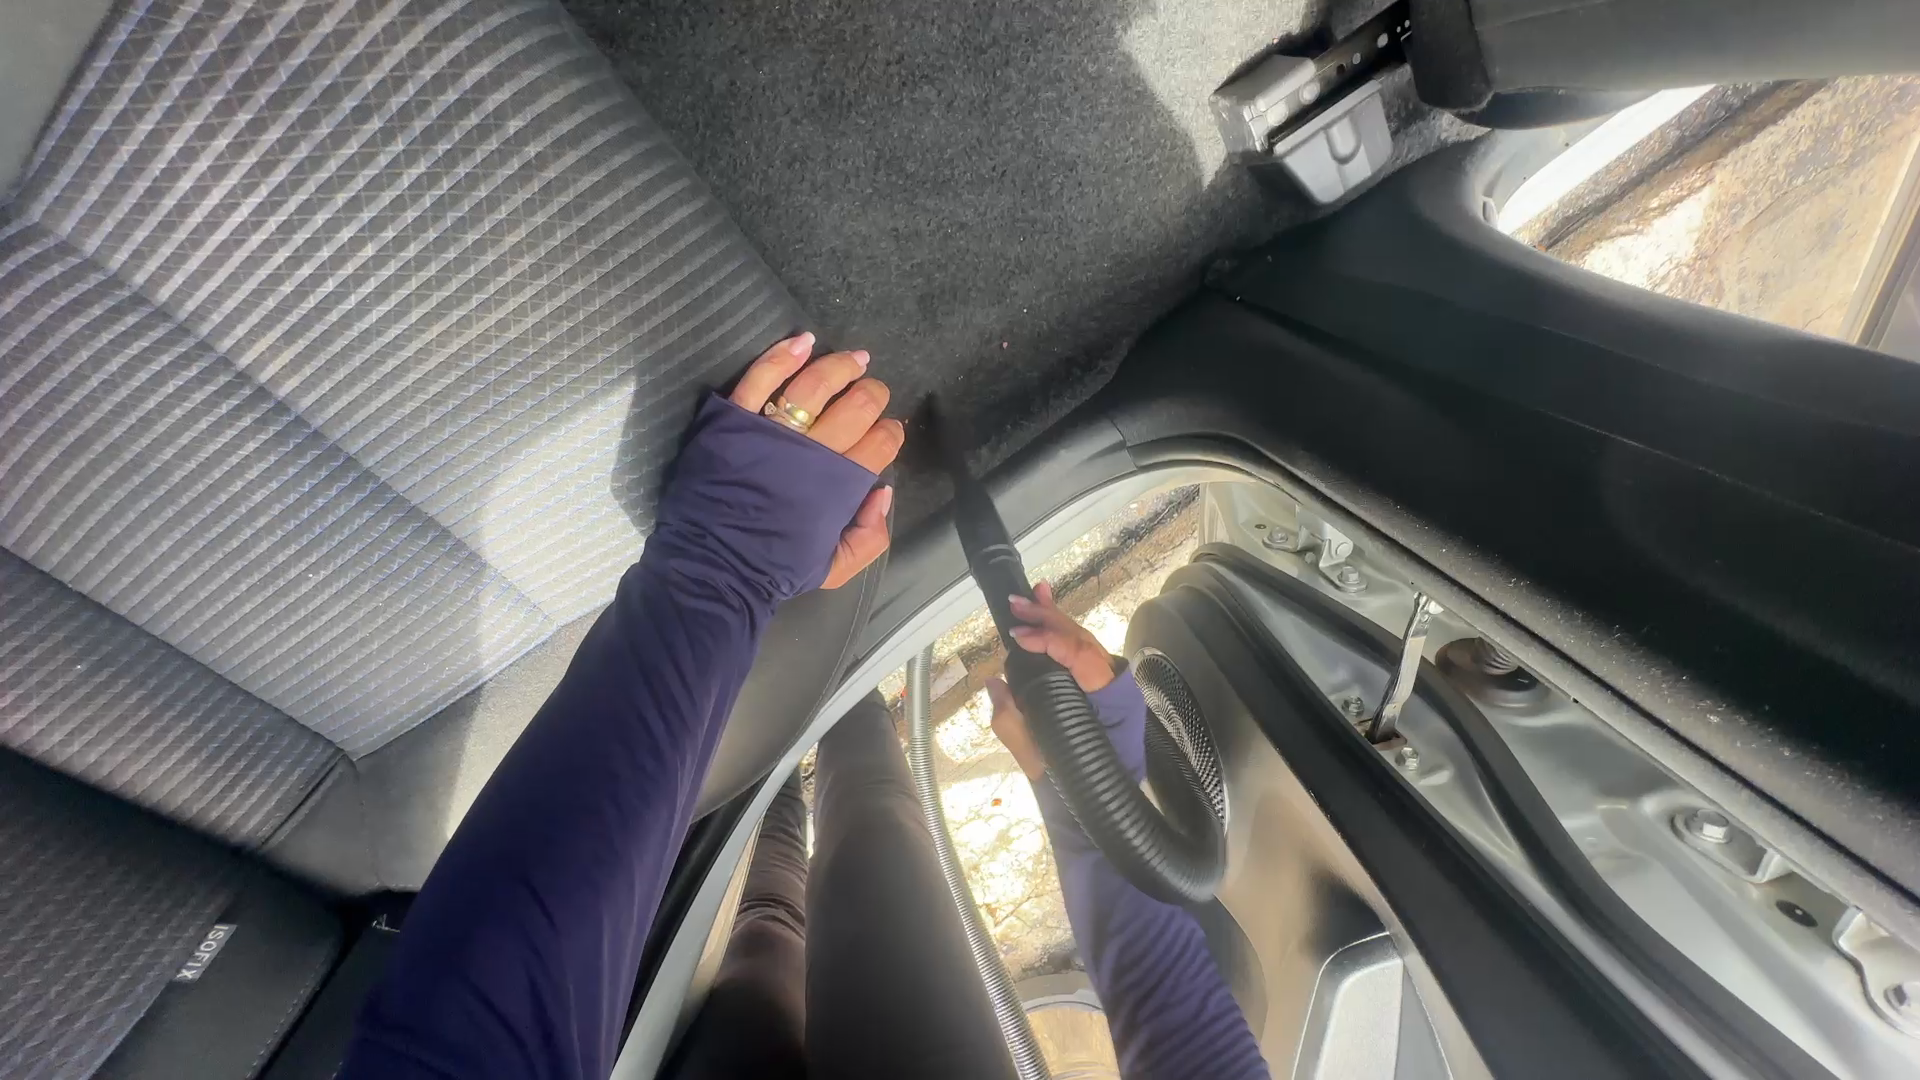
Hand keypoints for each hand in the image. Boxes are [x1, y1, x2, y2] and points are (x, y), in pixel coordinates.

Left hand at [729, 333, 906, 588]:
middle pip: (857, 406)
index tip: (888, 430)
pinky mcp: (737, 418)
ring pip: (816, 383)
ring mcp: (774, 430)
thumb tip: (883, 492)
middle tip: (874, 390)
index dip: (891, 432)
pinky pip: (761, 377)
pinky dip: (783, 354)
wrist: (714, 563)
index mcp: (840, 484)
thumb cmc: (775, 566)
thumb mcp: (835, 568)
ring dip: (843, 365)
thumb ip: (870, 537)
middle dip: (874, 394)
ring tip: (857, 358)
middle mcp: (814, 450)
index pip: (881, 442)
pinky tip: (804, 341)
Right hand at [986, 582, 1118, 780]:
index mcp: (1107, 700)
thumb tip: (995, 682)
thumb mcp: (1035, 758)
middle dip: (1047, 618)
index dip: (1048, 639)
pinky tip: (1045, 608)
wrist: (1096, 803)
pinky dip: (1060, 630)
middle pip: (1081, 638)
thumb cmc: (1067, 784)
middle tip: (1017, 603)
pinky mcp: (1097, 683)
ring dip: (1053, 616)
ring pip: (1081, 639)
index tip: (1016, 637)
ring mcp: (1109, 683)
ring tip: (1031, 595)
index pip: (1080, 655)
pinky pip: (1079, 650)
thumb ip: (1012, 721)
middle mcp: (1114, 685)